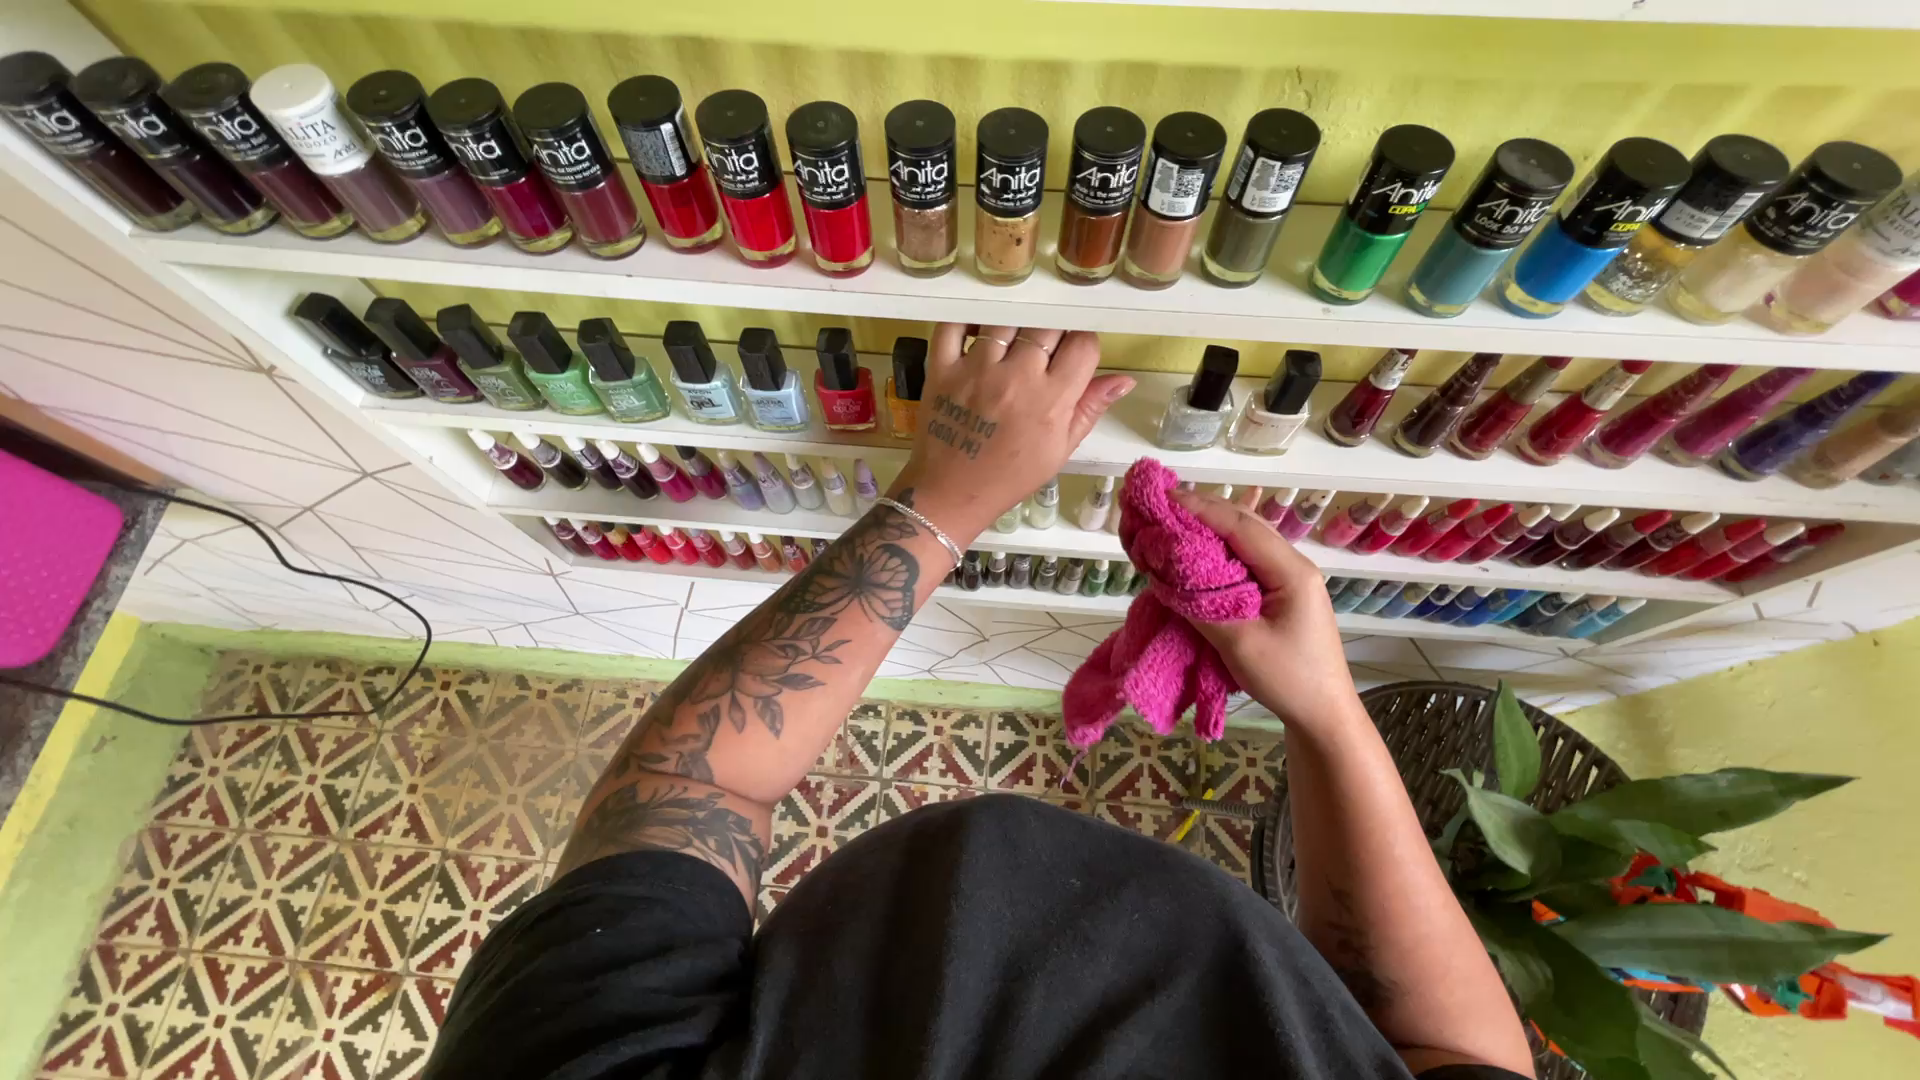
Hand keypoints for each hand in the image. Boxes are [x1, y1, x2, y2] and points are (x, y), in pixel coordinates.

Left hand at [890, 324, 1133, 540]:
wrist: (952, 493)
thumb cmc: (1011, 475)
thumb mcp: (1060, 450)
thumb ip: (1089, 409)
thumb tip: (1124, 380)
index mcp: (1051, 399)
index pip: (1083, 344)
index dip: (1084, 344)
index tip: (1075, 354)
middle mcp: (1016, 377)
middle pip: (1047, 325)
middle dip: (1054, 331)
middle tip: (1045, 348)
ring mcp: (976, 370)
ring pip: (1005, 320)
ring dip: (1015, 324)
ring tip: (1015, 340)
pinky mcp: (942, 369)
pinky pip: (953, 326)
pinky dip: (967, 319)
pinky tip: (980, 328)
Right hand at [1170, 489, 1365, 733]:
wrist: (1324, 716)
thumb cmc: (1288, 679)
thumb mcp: (1240, 645)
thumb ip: (1201, 607)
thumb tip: (1162, 578)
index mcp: (1291, 572)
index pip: (1241, 526)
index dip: (1202, 509)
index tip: (1165, 498)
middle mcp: (1293, 566)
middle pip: (1245, 525)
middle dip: (1204, 512)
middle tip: (1163, 507)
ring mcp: (1289, 580)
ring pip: (1245, 542)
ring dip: (1211, 530)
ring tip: (1174, 524)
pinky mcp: (1280, 596)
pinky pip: (1246, 562)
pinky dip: (1218, 553)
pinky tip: (1196, 556)